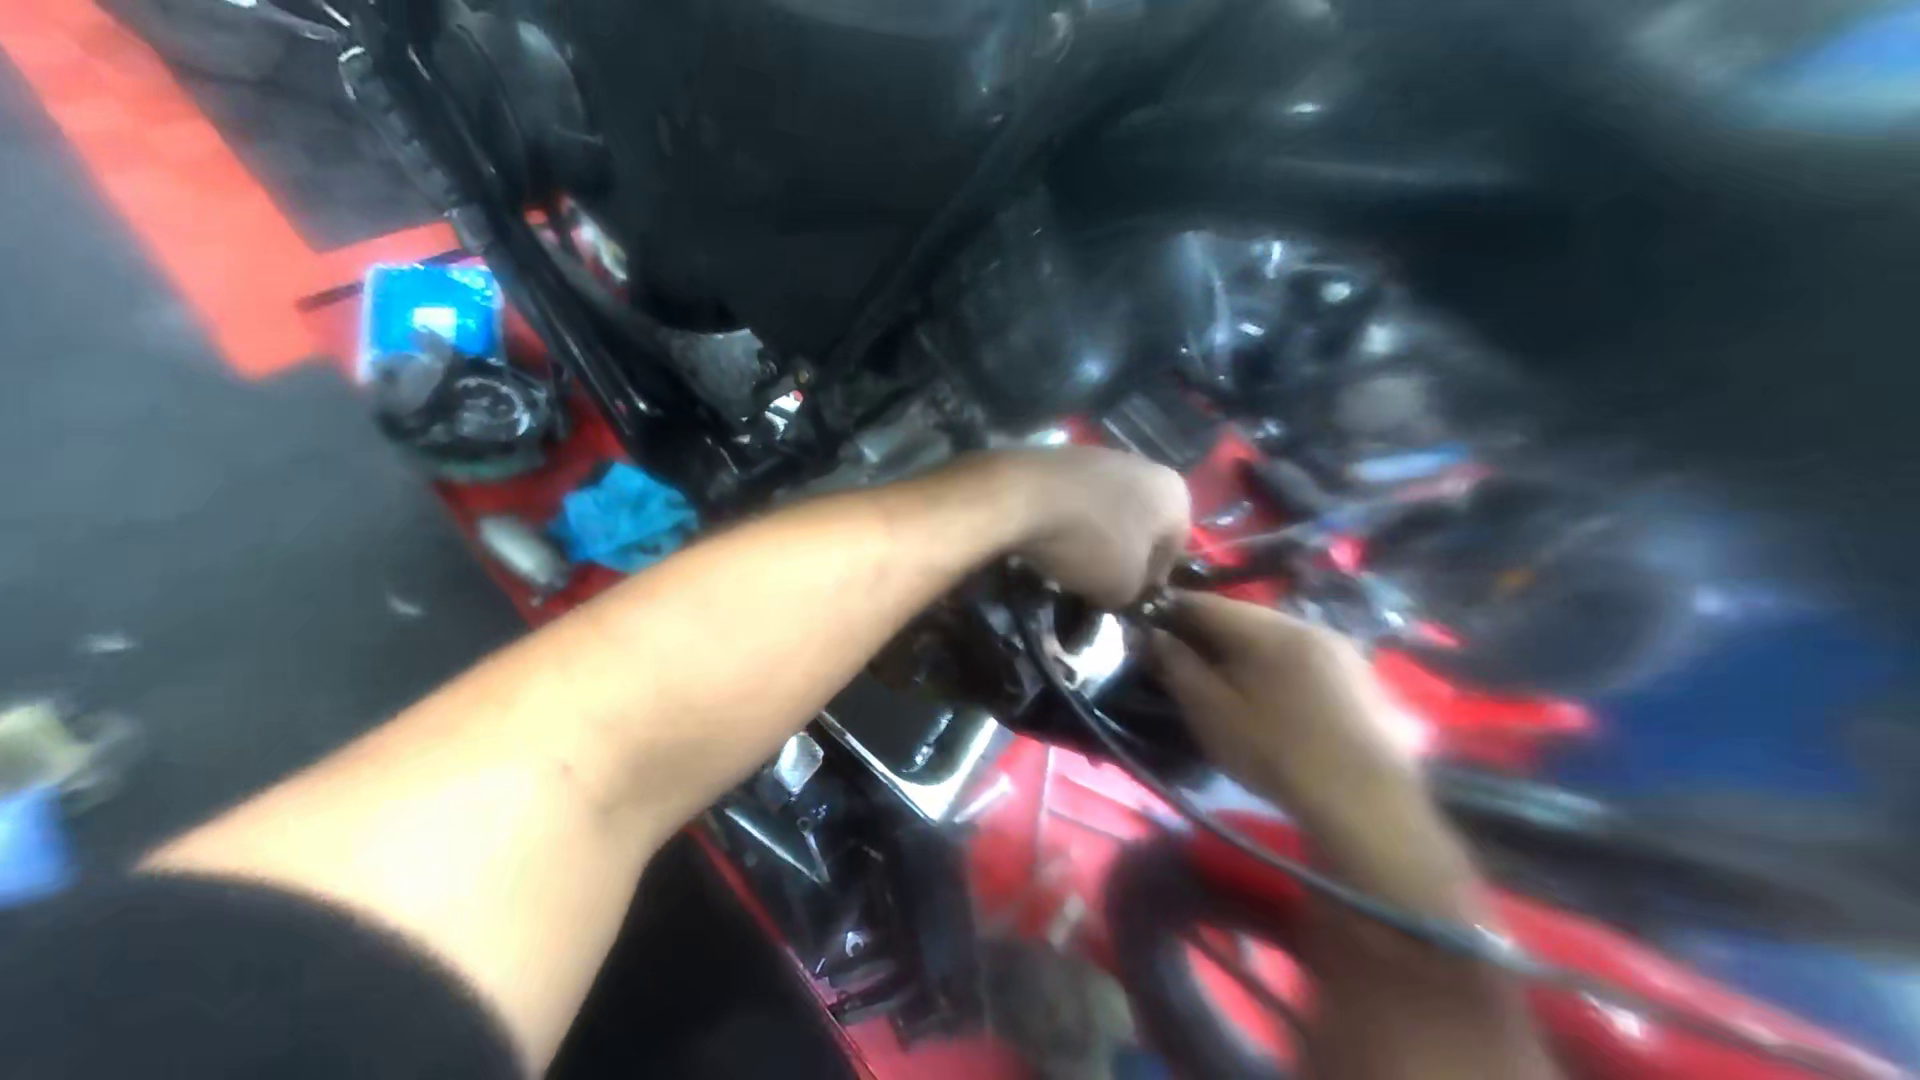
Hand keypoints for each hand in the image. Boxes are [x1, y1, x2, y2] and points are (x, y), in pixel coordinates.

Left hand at [992, 446, 1191, 608]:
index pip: (1174, 551)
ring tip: (1067, 562)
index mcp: (1176, 495)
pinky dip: (1066, 519)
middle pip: (1140, 526)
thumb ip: (1133, 592)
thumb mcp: (1123, 588)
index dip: (1150, 582)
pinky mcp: (1062, 455)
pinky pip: (1074, 499)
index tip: (1125, 600)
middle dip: (1120, 555)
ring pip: (1106, 510)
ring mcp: (1102, 455)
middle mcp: (1146, 465)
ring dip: (1091, 537)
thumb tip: (1119, 588)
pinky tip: (1047, 538)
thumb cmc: (1089, 543)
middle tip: (1096, 583)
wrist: (1021, 495)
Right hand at [1149, 592, 1421, 826]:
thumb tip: (1156, 635)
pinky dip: (1275, 661)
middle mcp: (1305, 624)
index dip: (1170, 611)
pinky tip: (1272, 693)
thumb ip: (1177, 666)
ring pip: (1273, 632)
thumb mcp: (1210, 712)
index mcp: (1266, 629)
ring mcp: (1338, 646)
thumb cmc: (1274, 753)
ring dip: (1243, 646)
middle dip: (1207, 630)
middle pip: (1241, 614)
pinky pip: (1301, 652)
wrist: (1366, 803)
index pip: (1204, 602)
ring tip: (1226, 677)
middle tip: (1184, 658)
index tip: (1149, 630)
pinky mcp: (1358, 672)